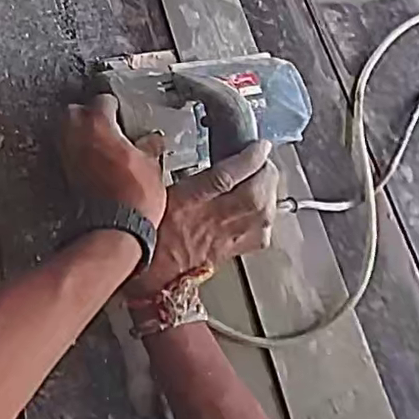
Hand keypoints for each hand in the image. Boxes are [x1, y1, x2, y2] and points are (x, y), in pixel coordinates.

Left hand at [59, 94, 169, 225]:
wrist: (114, 228)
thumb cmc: (132, 196)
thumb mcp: (152, 166)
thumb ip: (150, 146)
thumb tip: (152, 141)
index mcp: (98, 124)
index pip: (102, 100)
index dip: (115, 105)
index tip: (122, 111)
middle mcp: (76, 135)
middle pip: (74, 111)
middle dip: (87, 113)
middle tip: (106, 122)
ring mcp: (67, 155)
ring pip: (66, 131)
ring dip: (80, 132)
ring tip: (100, 140)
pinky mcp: (65, 173)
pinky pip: (68, 152)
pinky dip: (78, 152)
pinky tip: (95, 160)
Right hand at [126, 140, 277, 298]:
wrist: (151, 276)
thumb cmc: (147, 234)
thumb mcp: (148, 193)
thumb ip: (155, 167)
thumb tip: (156, 142)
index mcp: (187, 203)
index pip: (226, 177)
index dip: (248, 159)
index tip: (260, 145)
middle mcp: (211, 221)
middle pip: (255, 196)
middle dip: (267, 174)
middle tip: (265, 160)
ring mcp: (225, 239)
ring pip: (263, 215)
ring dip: (271, 193)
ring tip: (268, 179)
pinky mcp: (232, 251)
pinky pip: (261, 234)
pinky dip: (268, 217)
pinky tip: (265, 209)